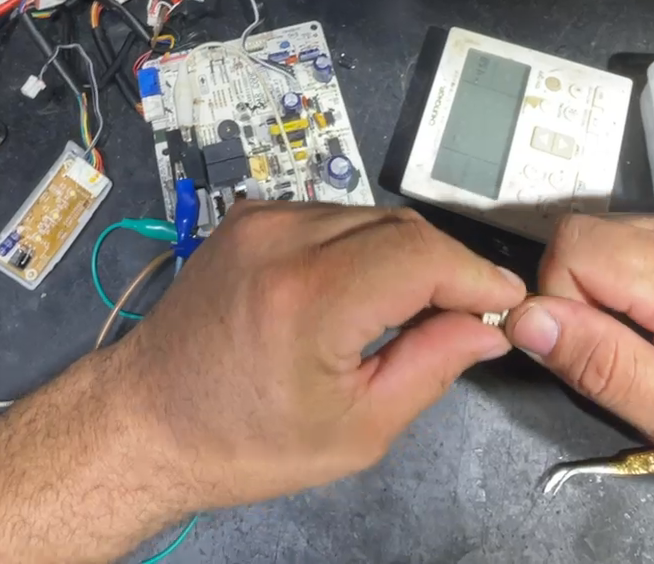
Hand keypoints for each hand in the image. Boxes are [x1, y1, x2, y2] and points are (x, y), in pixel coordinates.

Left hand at [107, 202, 525, 512]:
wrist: (149, 414)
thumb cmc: (245, 439)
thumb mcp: (354, 429)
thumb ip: (429, 367)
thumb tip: (485, 329)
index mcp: (308, 297)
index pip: (420, 254)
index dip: (474, 274)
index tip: (504, 300)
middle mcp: (283, 238)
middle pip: (399, 225)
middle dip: (447, 264)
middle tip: (467, 312)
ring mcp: (262, 218)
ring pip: (368, 215)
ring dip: (405, 253)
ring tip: (412, 306)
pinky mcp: (251, 215)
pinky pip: (331, 215)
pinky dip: (364, 244)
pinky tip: (362, 286)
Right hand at [506, 207, 653, 558]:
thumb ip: (602, 365)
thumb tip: (524, 317)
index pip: (571, 246)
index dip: (561, 303)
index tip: (603, 358)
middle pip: (593, 235)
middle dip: (590, 298)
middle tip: (644, 365)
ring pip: (622, 235)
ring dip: (622, 290)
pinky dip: (652, 278)